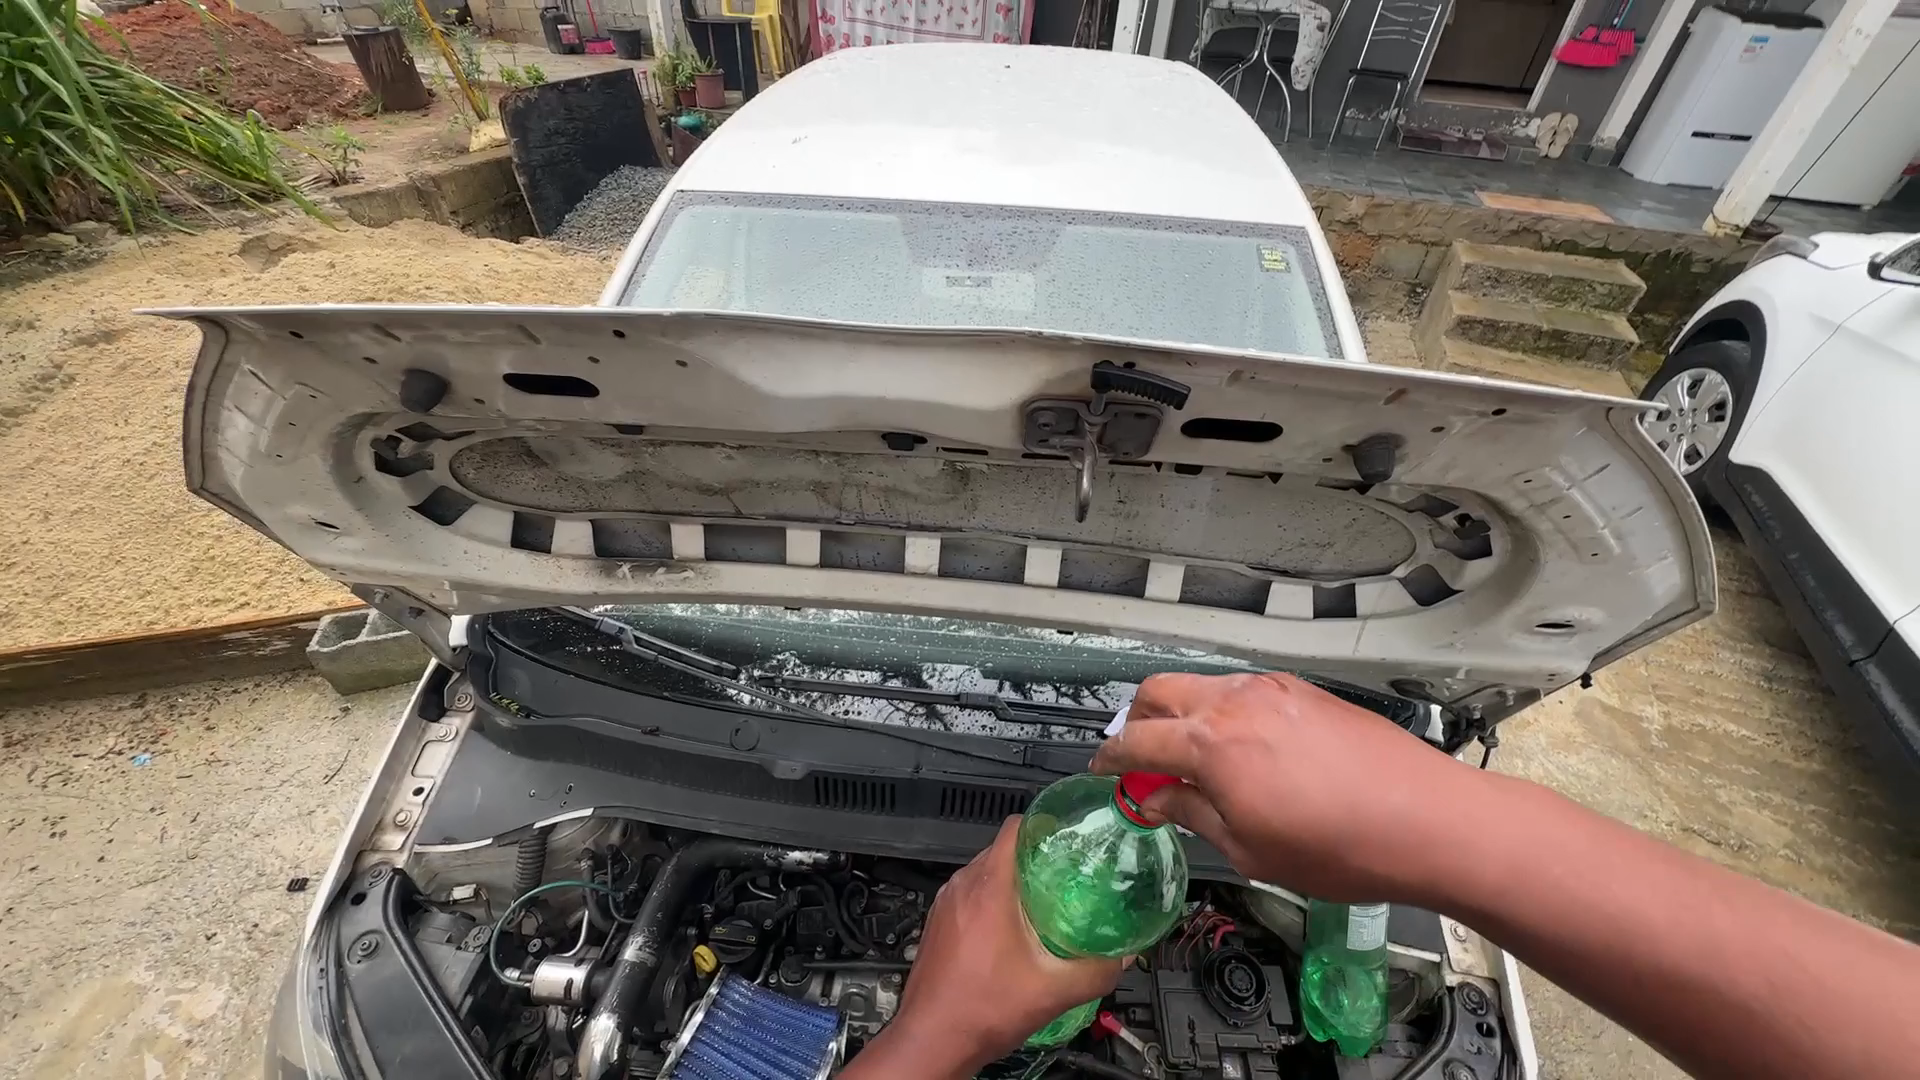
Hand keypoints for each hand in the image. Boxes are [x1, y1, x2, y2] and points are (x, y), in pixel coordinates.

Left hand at [845, 817, 1124, 1077]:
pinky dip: (992, 900)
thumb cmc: (978, 1010)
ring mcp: (947, 902)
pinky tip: (1012, 929)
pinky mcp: (939, 920)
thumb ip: (1095, 971)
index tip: (1067, 834)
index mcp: (989, 886)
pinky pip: (970, 894)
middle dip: (1035, 857)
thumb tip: (1123, 956)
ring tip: (1043, 902)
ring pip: (986, 872)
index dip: (1044, 824)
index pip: (1015, 827)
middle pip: (1003, 849)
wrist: (933, 1040)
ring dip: (1013, 881)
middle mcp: (963, 885)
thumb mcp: (1052, 992)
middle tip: (1065, 874)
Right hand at [1092, 672, 1476, 901]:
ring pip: (1196, 684)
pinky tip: (1239, 746)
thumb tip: (1153, 798)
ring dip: (1178, 712)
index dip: (1111, 758)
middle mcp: (1231, 702)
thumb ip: (1190, 811)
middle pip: (1155, 691)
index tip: (1104, 770)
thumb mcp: (1248, 846)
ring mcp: (1267, 688)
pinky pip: (1237, 689)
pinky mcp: (1297, 689)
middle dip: (1136, 720)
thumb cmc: (1339, 847)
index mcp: (1210, 743)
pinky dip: (1217, 709)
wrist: (1429, 819)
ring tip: (1193, 756)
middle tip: (1142, 759)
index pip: (1136, 740)